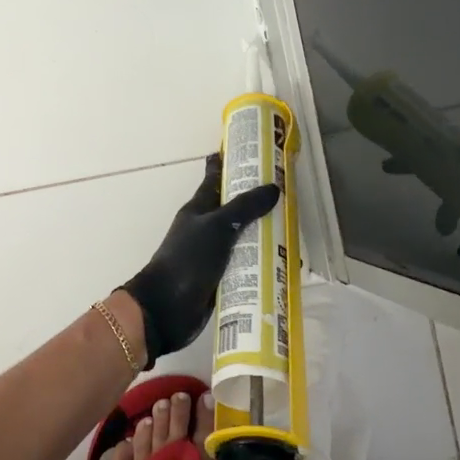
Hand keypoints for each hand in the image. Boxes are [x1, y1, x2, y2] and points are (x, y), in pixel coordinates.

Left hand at [121, 153, 279, 366]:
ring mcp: (214, 254)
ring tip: (294, 231)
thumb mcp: (217, 227)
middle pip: (235, 208)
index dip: (226, 162)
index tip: (247, 149)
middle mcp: (207, 228)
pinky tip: (284, 265)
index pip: (214, 177)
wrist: (165, 309)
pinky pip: (247, 266)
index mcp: (200, 208)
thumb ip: (244, 207)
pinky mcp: (221, 279)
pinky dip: (263, 263)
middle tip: (287, 193)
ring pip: (244, 238)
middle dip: (257, 201)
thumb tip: (274, 188)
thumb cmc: (187, 260)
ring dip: (265, 235)